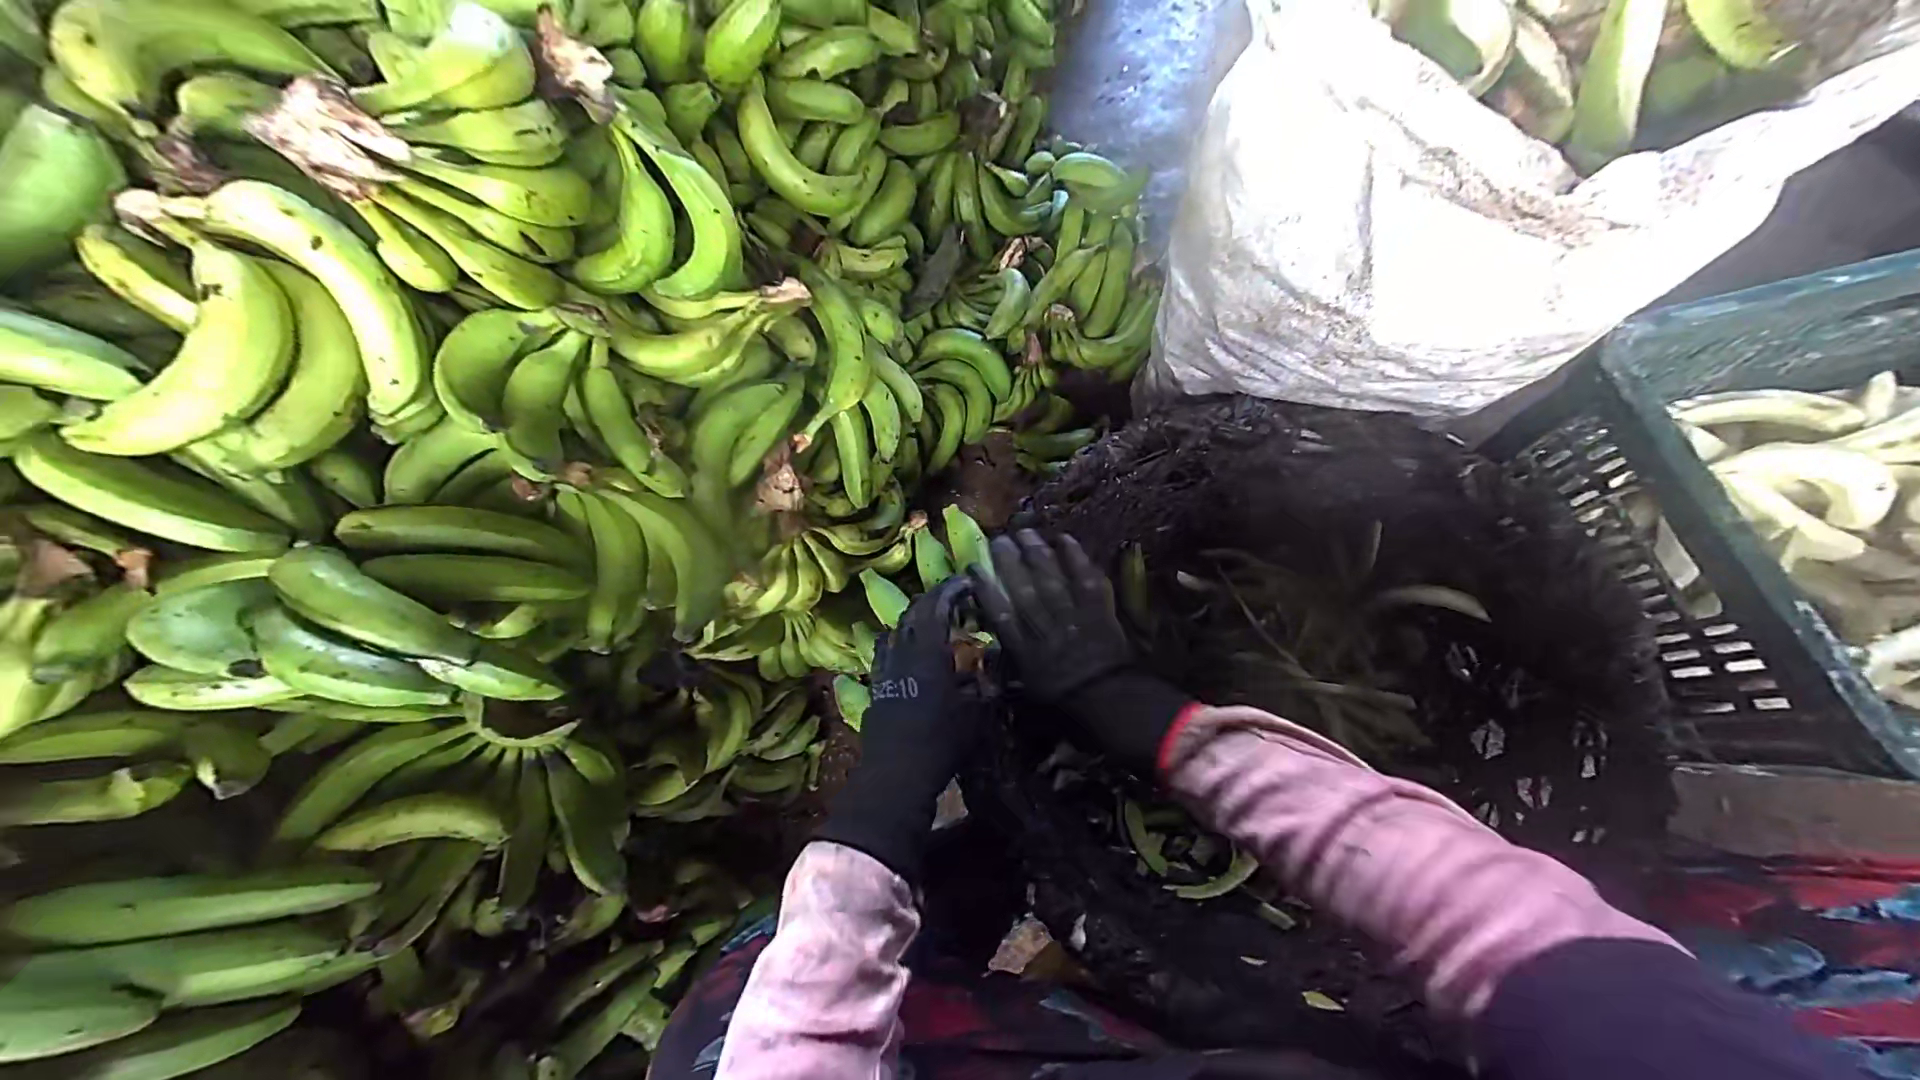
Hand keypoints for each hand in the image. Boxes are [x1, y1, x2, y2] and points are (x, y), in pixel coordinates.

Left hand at [817, 576, 988, 880]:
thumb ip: (986, 679)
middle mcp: (902, 650)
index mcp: (927, 650)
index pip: (937, 605)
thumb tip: (994, 657)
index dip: (952, 589)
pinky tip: (907, 649)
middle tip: (953, 597)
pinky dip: (899, 640)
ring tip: (932, 620)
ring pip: (896, 629)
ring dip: (914, 618)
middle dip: (933, 599)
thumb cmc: (942, 740)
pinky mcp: (876, 684)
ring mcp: (884, 667)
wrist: (897, 772)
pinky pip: (886, 650)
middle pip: (913, 612)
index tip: (967, 582)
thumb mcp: (976, 710)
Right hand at [975, 530, 1192, 773]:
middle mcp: (1046, 630)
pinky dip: (1076, 558)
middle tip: (1000, 539)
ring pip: (1051, 581)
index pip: (1001, 615)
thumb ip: (1013, 658)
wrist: (1111, 699)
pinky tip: (1064, 538)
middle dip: (1010, 563)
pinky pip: (1086, 579)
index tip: (975, 567)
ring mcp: (1073, 618)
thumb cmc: (1065, 696)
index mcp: (1026, 652)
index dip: (986, 589)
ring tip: (1025, 532)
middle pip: (1024, 591)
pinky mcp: (1098, 609)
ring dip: (1037, 554)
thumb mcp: (1029, 684)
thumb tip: (995, 637)